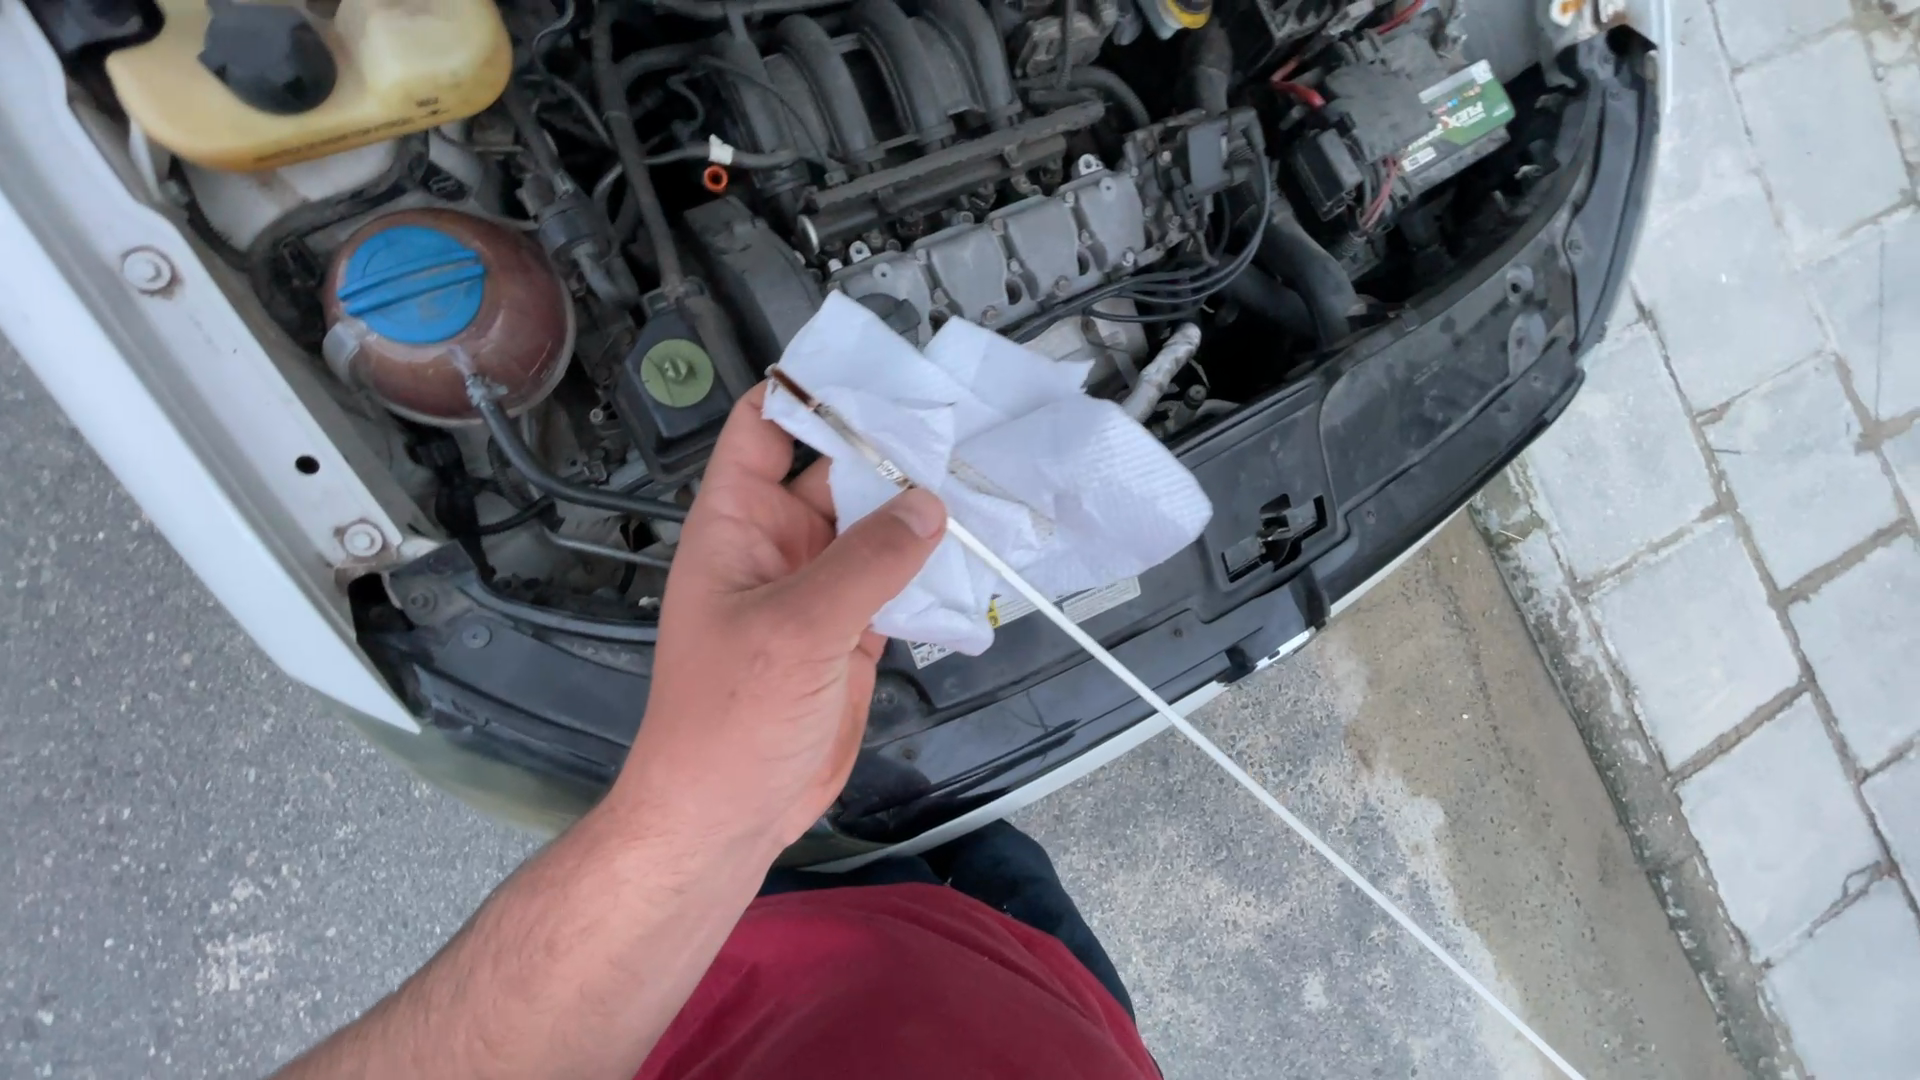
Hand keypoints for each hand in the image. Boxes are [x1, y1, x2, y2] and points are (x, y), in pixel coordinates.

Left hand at [617, 383, 945, 852]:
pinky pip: (899, 578)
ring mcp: (822, 585)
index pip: (767, 427)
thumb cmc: (730, 716)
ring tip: (982, 477)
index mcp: (740, 521)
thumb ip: (867, 563)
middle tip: (961, 425)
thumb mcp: (796, 628)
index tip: (880, 372)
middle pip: (840, 472)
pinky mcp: (855, 625)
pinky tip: (977, 551)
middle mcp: (782, 542)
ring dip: (921, 510)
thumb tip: (929, 505)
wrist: (731, 812)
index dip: (813, 392)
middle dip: (893, 450)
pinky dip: (932, 566)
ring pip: (877, 527)